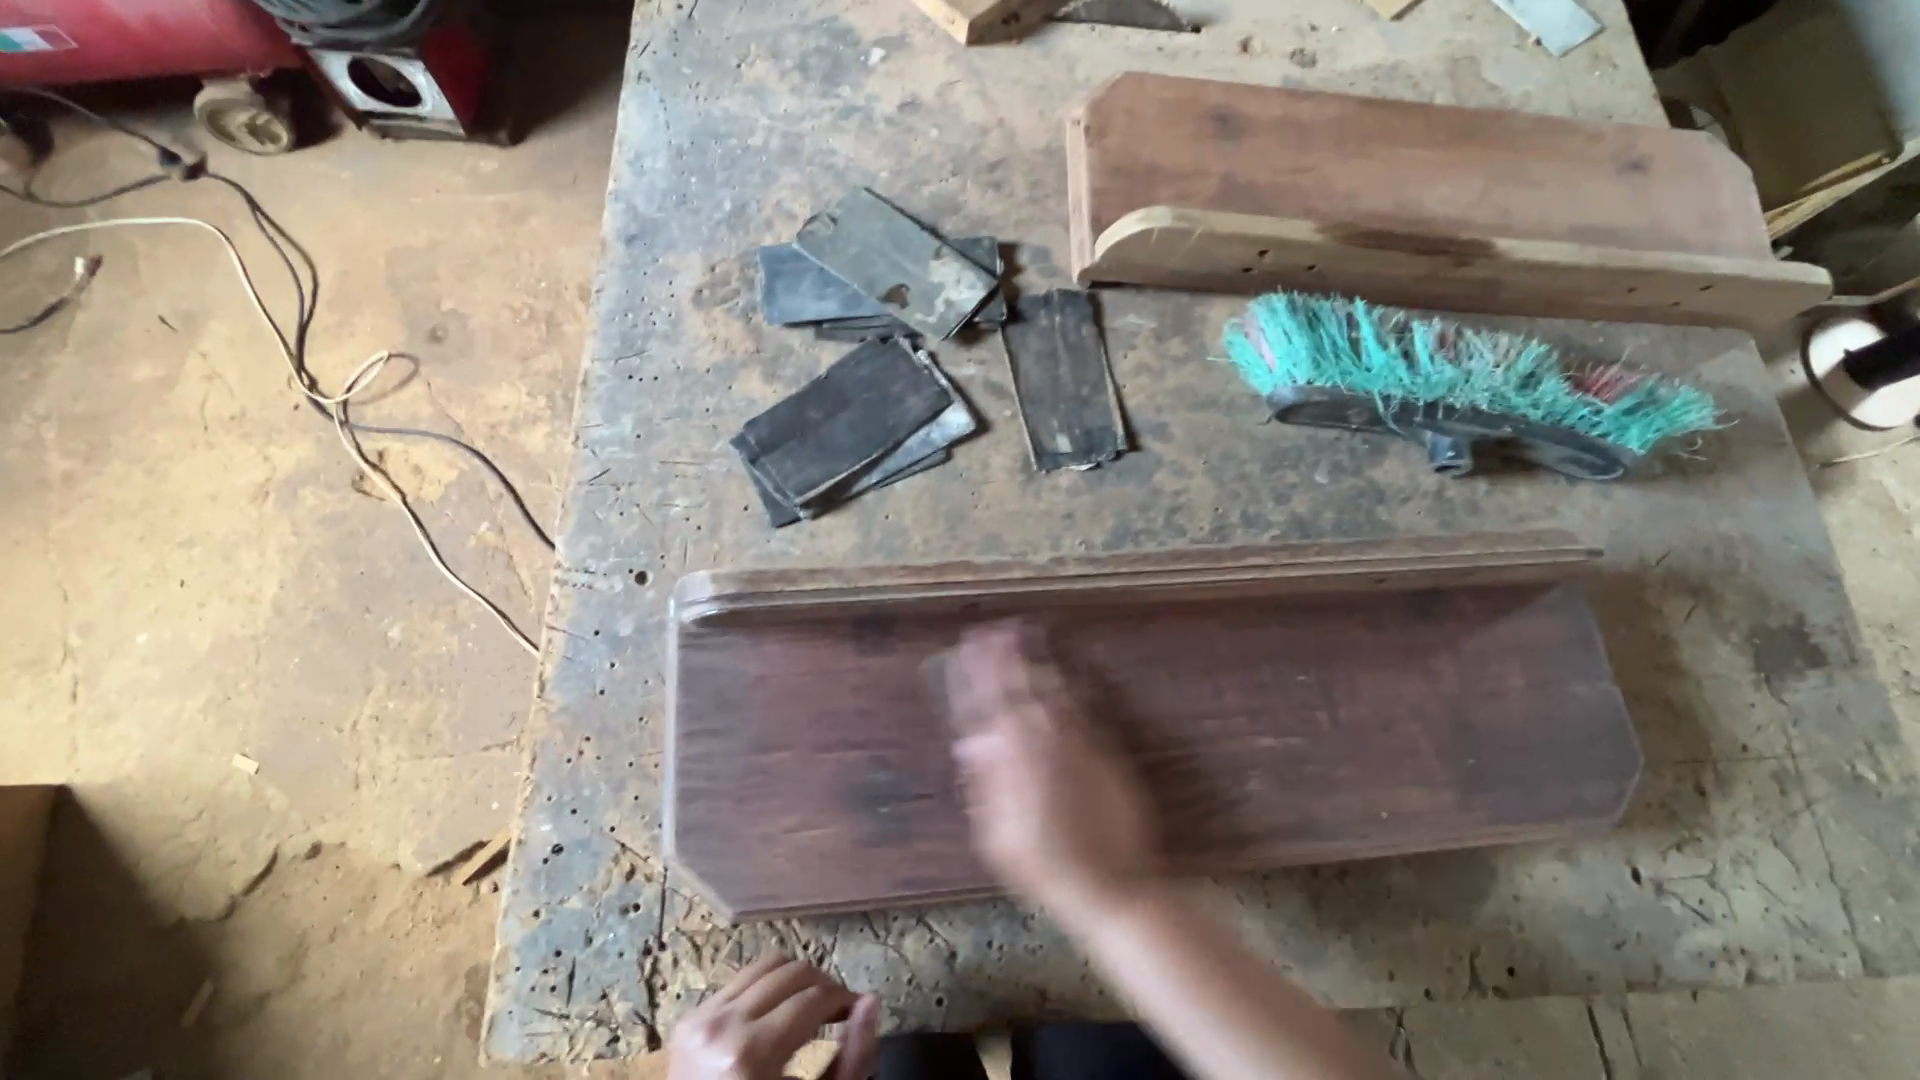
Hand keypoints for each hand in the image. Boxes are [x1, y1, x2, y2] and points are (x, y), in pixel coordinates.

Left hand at [667, 955, 879, 1079]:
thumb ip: (851, 1060)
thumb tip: (870, 1001)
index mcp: (752, 1053)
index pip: (814, 997)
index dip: (844, 999)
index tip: (855, 1013)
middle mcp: (722, 1024)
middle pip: (792, 971)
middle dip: (823, 985)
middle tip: (836, 1011)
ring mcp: (700, 1018)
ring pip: (765, 965)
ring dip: (794, 981)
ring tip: (809, 1008)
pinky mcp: (689, 1019)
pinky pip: (740, 981)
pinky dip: (766, 990)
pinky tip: (776, 1016)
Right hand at [940, 622, 1159, 919]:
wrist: (1109, 886)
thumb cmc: (1044, 869)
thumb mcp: (996, 837)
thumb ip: (984, 784)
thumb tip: (971, 742)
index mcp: (1010, 766)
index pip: (985, 708)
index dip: (975, 676)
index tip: (966, 649)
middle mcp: (1042, 747)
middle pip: (1018, 692)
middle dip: (1004, 658)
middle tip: (994, 629)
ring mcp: (1076, 747)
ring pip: (1052, 694)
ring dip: (1037, 662)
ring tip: (1026, 634)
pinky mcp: (1105, 752)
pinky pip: (1085, 708)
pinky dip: (1073, 685)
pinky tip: (1067, 670)